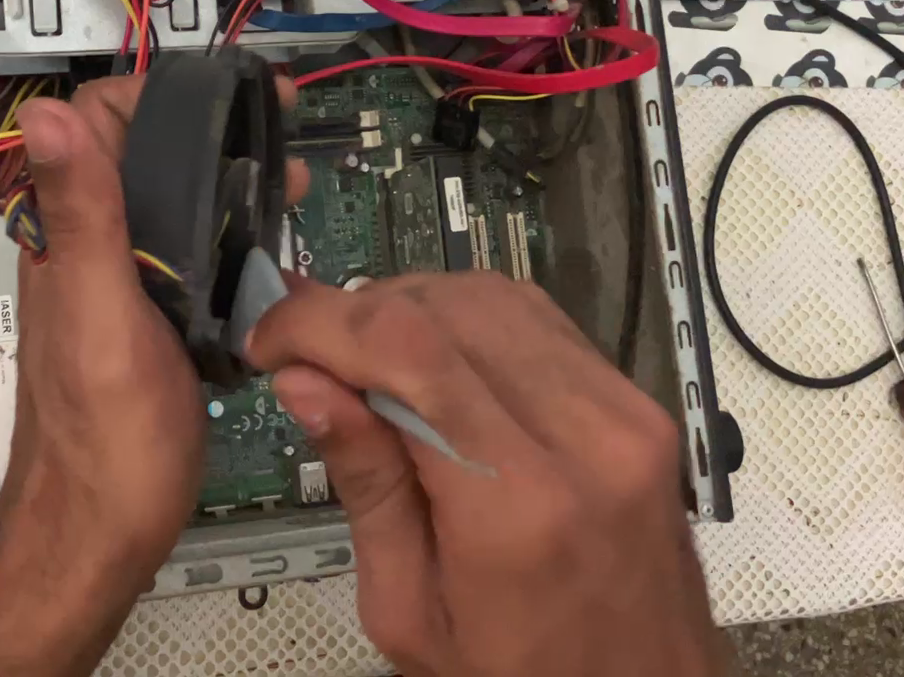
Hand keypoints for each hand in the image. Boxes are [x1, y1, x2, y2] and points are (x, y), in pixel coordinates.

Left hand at [0, 75, 304, 676]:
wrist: (105, 531)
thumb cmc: (105, 436)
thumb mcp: (98, 316)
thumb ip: (80, 215)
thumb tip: (47, 112)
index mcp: (67, 233)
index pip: (94, 122)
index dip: (158, 93)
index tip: (228, 92)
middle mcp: (92, 245)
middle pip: (143, 156)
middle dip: (209, 132)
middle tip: (278, 134)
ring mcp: (126, 279)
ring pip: (173, 201)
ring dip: (229, 179)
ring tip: (289, 186)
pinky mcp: (157, 312)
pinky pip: (194, 250)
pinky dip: (233, 231)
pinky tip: (273, 244)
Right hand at [246, 273, 724, 676]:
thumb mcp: (409, 609)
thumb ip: (364, 482)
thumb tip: (304, 380)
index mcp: (518, 506)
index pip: (406, 353)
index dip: (321, 323)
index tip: (268, 338)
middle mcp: (584, 435)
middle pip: (442, 307)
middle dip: (355, 312)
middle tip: (309, 351)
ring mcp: (622, 408)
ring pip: (486, 294)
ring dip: (406, 306)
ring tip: (366, 355)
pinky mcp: (635, 398)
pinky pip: (530, 315)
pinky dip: (462, 315)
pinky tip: (433, 355)